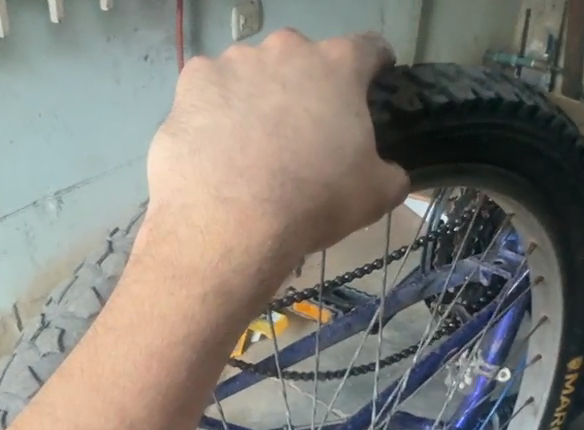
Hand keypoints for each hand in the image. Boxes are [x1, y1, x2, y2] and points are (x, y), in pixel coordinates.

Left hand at [142, 30, 410, 279]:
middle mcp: (283, 51)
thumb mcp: (373, 197)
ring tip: (248, 154)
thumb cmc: (313, 204)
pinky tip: (213, 158)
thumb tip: (394, 176)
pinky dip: (211, 123)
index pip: (367, 50)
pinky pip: (206, 101)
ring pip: (248, 78)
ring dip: (252, 104)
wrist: (232, 225)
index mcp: (337, 66)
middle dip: (302, 91)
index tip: (370, 84)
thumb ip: (391, 176)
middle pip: (299, 62)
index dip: (372, 68)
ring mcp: (231, 65)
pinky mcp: (189, 91)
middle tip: (298, 138)